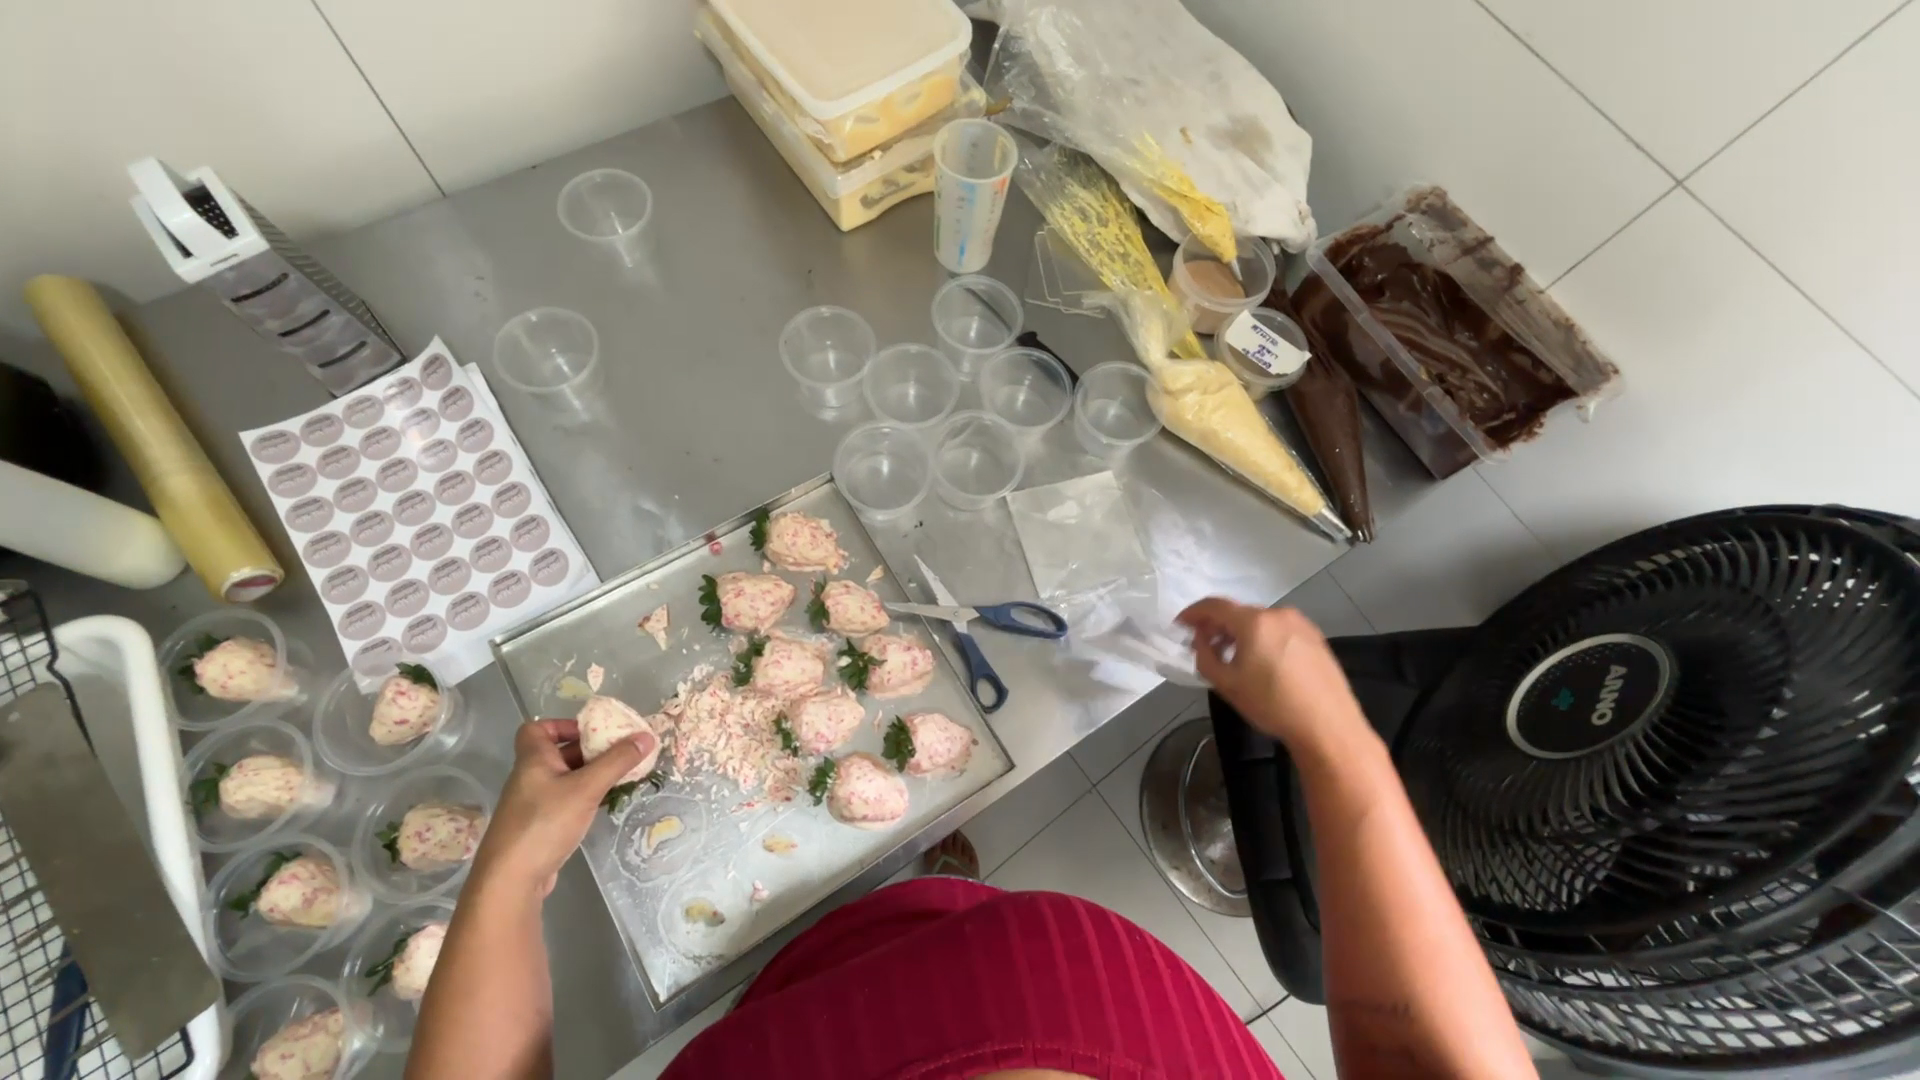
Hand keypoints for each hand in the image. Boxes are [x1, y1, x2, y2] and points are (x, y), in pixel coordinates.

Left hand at [470, 719, 656, 896]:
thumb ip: (617, 761)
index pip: (537, 728)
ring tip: (621, 776)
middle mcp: (529, 777)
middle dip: (589, 750)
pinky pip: (565, 800)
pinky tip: (604, 803)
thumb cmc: (545, 823)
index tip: (592, 731)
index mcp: (533, 760)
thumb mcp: (587, 788)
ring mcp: (532, 804)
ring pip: (565, 778)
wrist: (511, 880)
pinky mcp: (539, 826)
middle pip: (558, 752)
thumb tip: (647, 736)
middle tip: (619, 752)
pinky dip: (585, 797)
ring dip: (591, 774)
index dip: (563, 724)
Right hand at [1177, 597, 1369, 752]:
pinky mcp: (1317, 639)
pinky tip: (1262, 663)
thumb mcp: (1226, 684)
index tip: (1180, 626)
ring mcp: (1302, 625)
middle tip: (1204, 646)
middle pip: (1238, 613)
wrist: (1328, 726)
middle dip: (1217, 626)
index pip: (1215, 605)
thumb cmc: (1272, 704)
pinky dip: (1263, 639)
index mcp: (1254, 622)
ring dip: (1241, 633)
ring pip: (1260, 622)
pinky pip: (1280, 631)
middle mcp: (1279, 614)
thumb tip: (1201, 640)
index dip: (1193, 613)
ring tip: (1233, 658)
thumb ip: (1205, 656)